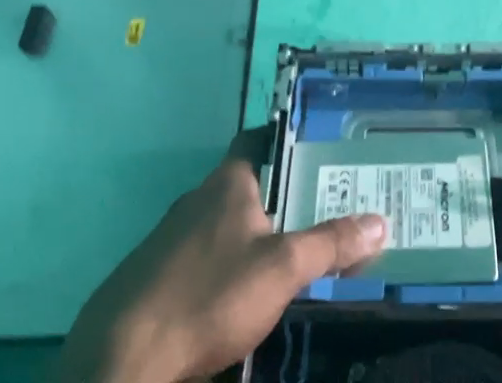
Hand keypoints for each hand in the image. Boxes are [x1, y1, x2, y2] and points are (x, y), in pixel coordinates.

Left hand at [57, 132, 387, 382]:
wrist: (121, 360)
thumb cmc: (209, 296)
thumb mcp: (282, 268)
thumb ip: (331, 243)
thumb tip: (380, 221)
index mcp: (226, 185)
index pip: (257, 140)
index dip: (287, 140)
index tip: (321, 151)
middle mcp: (196, 202)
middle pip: (248, 189)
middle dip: (285, 199)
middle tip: (327, 212)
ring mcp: (170, 242)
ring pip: (226, 229)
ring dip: (257, 239)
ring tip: (297, 258)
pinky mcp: (155, 281)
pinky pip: (204, 262)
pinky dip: (230, 270)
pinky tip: (247, 298)